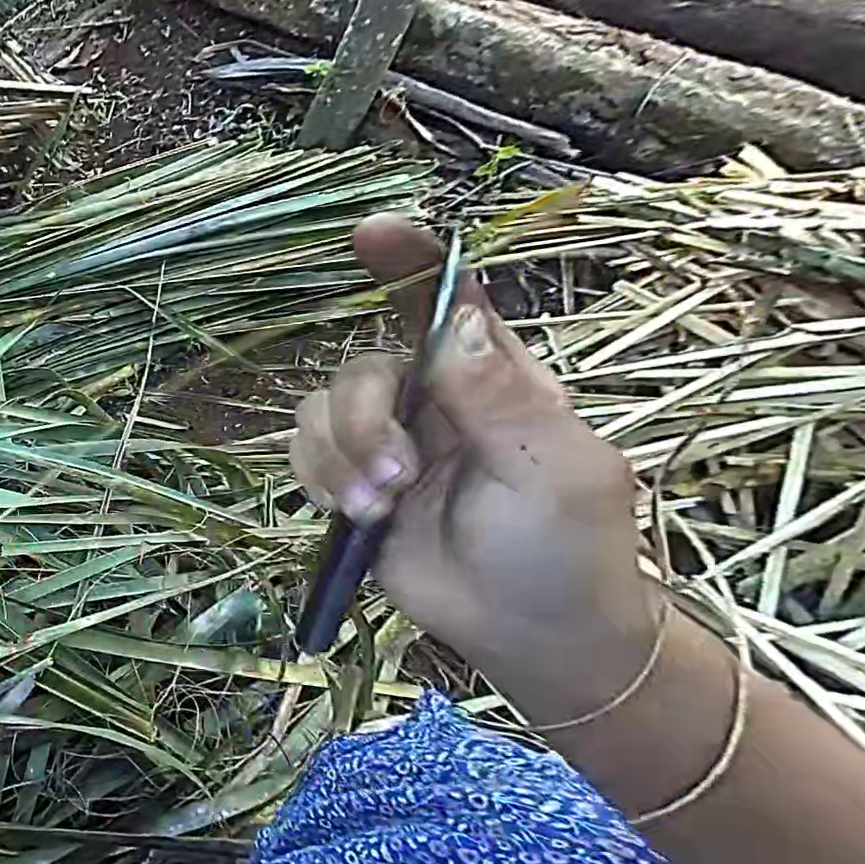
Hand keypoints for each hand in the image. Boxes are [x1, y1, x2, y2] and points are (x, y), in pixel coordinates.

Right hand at [291, 215, 657, 719]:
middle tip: (395, 475)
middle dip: (363, 421)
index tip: (371, 234)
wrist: (523, 629)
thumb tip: (454, 324)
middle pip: (357, 370)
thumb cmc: (564, 548)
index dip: (408, 264)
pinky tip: (353, 514)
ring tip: (376, 509)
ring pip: (316, 414)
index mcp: (488, 381)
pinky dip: (315, 481)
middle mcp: (424, 401)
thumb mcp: (555, 472)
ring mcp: (380, 443)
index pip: (444, 305)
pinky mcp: (346, 481)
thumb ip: (500, 401)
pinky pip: (300, 456)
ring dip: (337, 461)